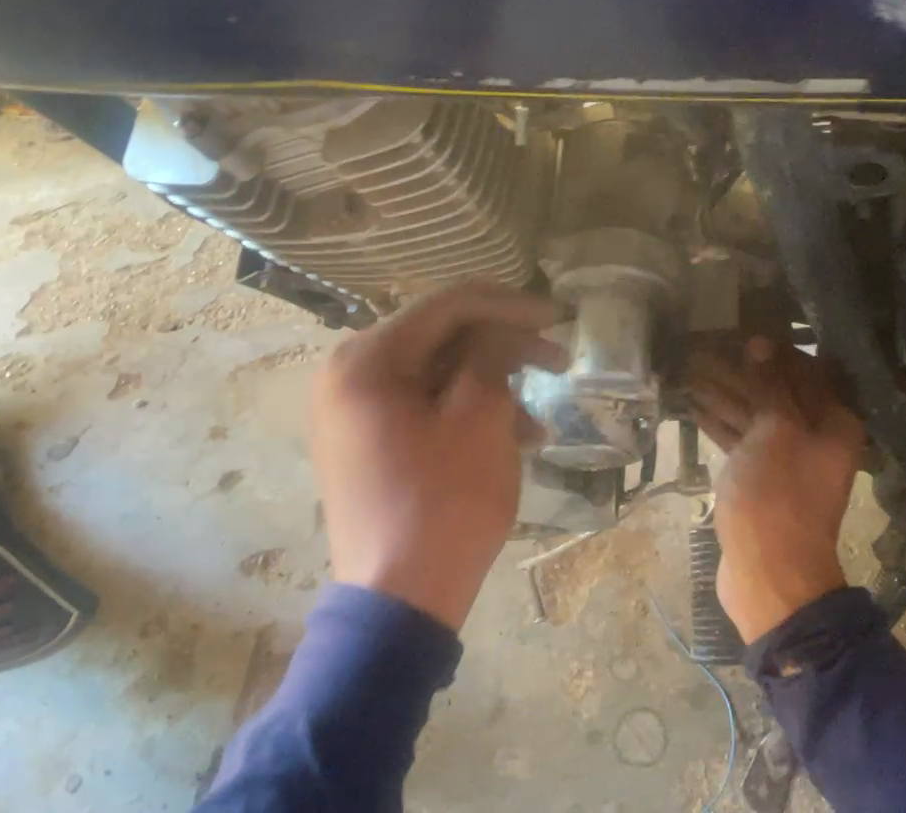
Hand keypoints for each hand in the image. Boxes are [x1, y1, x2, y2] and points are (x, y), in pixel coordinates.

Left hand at [309, 282, 566, 629]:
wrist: (400, 601)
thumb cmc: (443, 500)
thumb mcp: (480, 417)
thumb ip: (493, 354)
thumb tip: (502, 330)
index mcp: (365, 360)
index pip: (446, 306)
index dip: (508, 304)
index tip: (558, 314)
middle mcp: (348, 377)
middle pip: (440, 340)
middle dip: (504, 349)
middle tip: (557, 359)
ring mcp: (354, 415)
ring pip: (438, 377)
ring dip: (493, 387)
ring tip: (540, 422)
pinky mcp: (369, 446)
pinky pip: (425, 410)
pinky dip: (469, 415)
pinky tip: (515, 440)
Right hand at [688, 337, 864, 644]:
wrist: (770, 575)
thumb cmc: (778, 495)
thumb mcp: (776, 430)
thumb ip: (770, 384)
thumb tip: (761, 343)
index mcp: (833, 421)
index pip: (805, 370)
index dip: (773, 350)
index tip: (739, 330)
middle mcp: (814, 435)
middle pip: (774, 391)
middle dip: (739, 370)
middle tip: (701, 346)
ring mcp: (785, 458)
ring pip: (752, 415)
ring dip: (722, 393)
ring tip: (687, 368)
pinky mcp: (758, 478)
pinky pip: (739, 439)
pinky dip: (718, 422)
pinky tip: (691, 404)